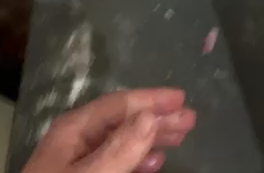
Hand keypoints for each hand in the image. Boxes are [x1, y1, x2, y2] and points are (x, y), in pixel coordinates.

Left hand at [22, 88, 196, 172]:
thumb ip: (119, 150)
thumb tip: (150, 116)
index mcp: (74, 130)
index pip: (119, 105)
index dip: (151, 100)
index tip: (182, 98)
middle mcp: (76, 141)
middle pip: (123, 121)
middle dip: (156, 118)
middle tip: (190, 120)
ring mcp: (77, 163)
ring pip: (122, 142)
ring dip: (151, 138)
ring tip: (179, 138)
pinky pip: (115, 164)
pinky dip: (137, 160)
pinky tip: (153, 163)